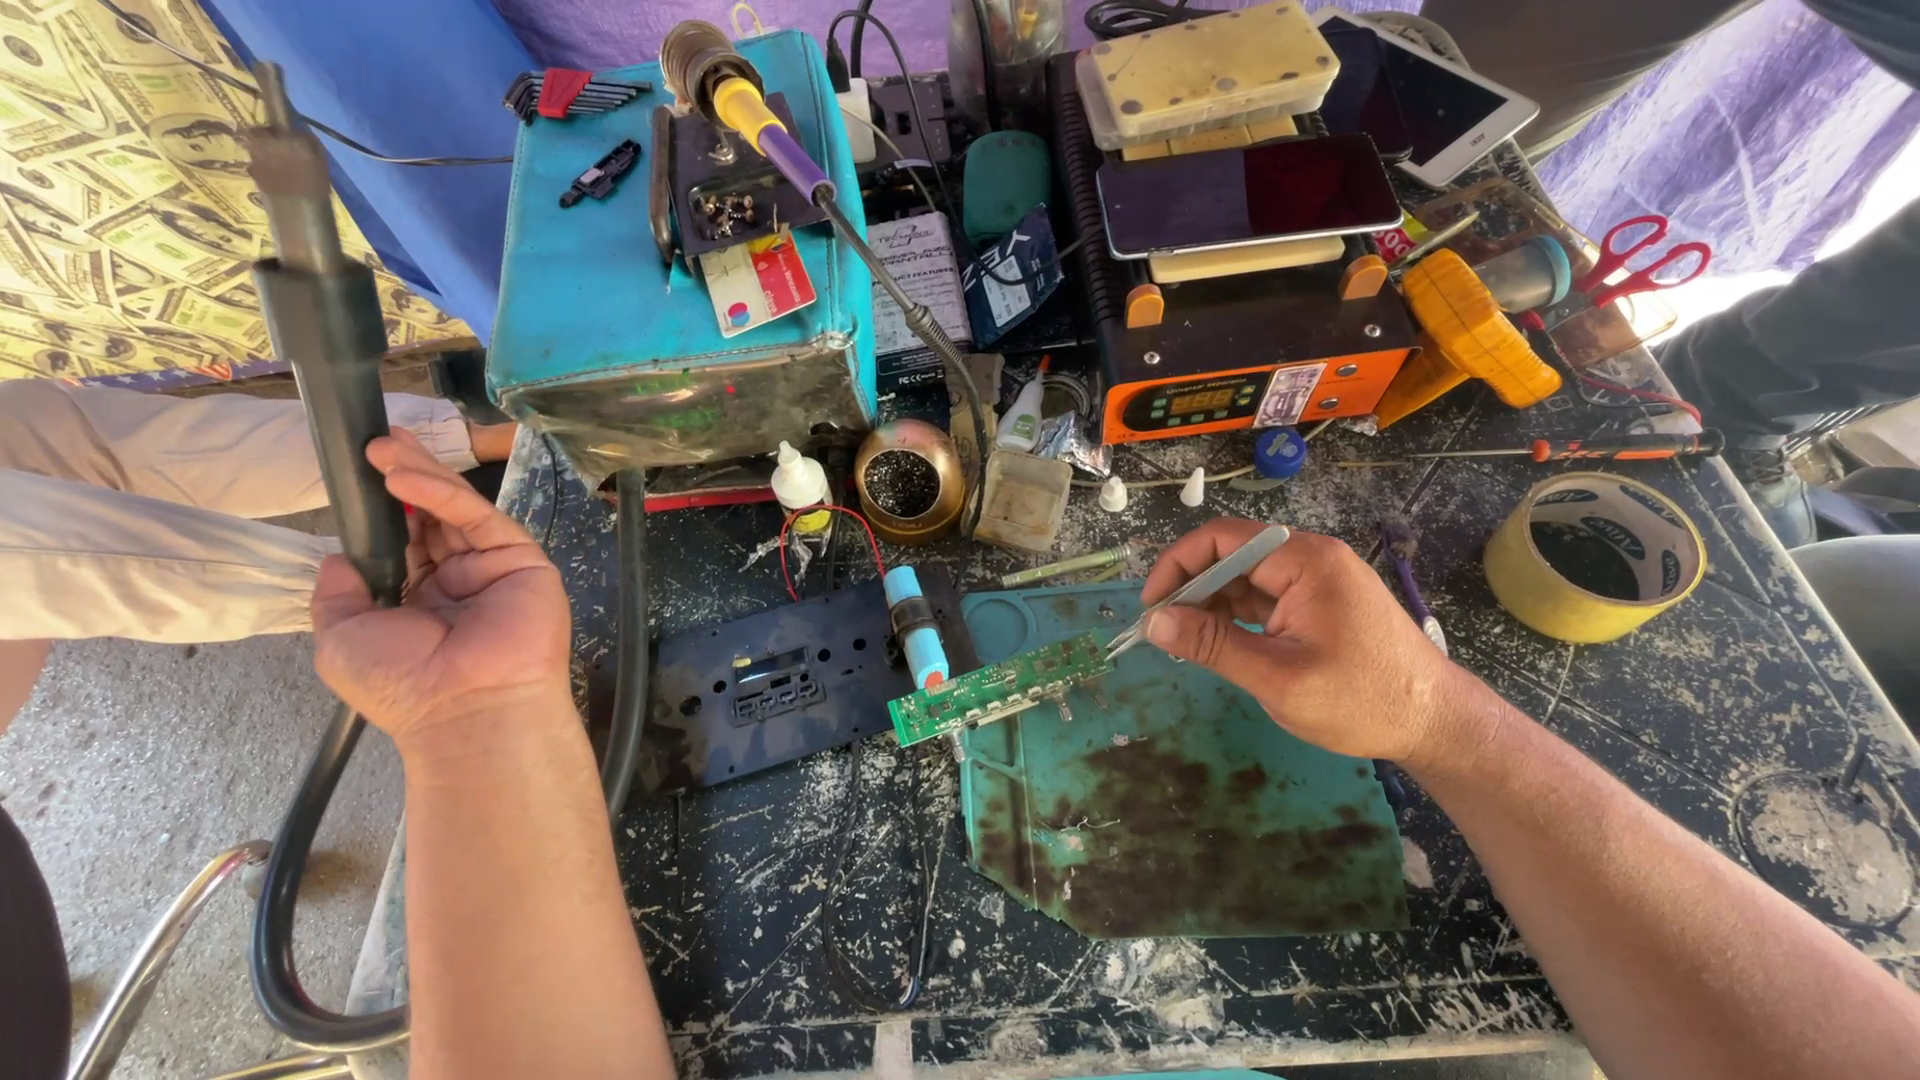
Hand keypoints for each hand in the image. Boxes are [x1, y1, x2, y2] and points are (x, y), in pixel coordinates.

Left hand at [310, 430, 572, 743]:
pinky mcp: (522, 561)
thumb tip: (335, 558)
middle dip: (404, 479)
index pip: (406, 541)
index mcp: (421, 599)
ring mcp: (492, 568)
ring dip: (421, 476)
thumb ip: (339, 596)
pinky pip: (482, 521)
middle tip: (376, 444)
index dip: (386, 509)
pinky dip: (446, 496)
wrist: (468, 708)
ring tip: (384, 448)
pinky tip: (408, 479)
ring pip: (457, 512)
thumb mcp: (344, 641)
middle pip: (432, 518)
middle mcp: (457, 579)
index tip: (363, 476)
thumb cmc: (405, 684)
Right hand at [1140, 518, 1478, 765]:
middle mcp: (1311, 558)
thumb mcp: (1278, 678)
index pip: (1224, 539)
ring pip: (1244, 577)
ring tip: (1188, 641)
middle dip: (1191, 588)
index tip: (1152, 606)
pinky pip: (1263, 595)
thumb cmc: (1362, 701)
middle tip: (1164, 630)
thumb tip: (1155, 622)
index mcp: (1306, 561)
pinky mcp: (1318, 602)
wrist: (1437, 724)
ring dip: (1211, 604)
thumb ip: (1213, 645)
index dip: (1178, 565)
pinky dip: (1235, 615)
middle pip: (1232, 554)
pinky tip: (1220, 642)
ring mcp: (1317, 579)